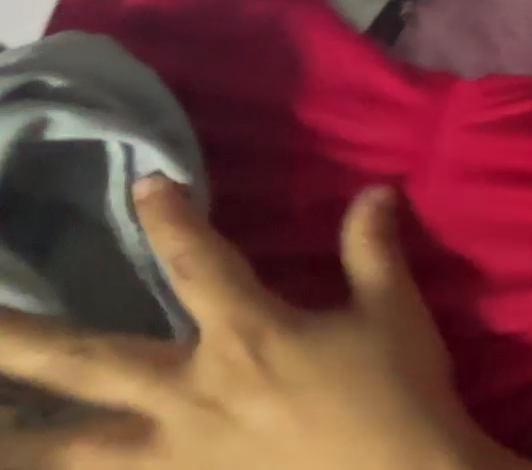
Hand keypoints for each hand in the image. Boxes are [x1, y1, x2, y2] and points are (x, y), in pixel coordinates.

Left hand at [0, 179, 531, 469]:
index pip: (202, 266)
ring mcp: (170, 448)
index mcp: (251, 337)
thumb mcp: (394, 309)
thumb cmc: (397, 383)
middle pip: (89, 360)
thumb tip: (374, 190)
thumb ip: (372, 251)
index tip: (148, 184)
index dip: (173, 221)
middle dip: (18, 337)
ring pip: (57, 445)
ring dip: (6, 430)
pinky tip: (35, 461)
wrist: (399, 469)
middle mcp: (192, 389)